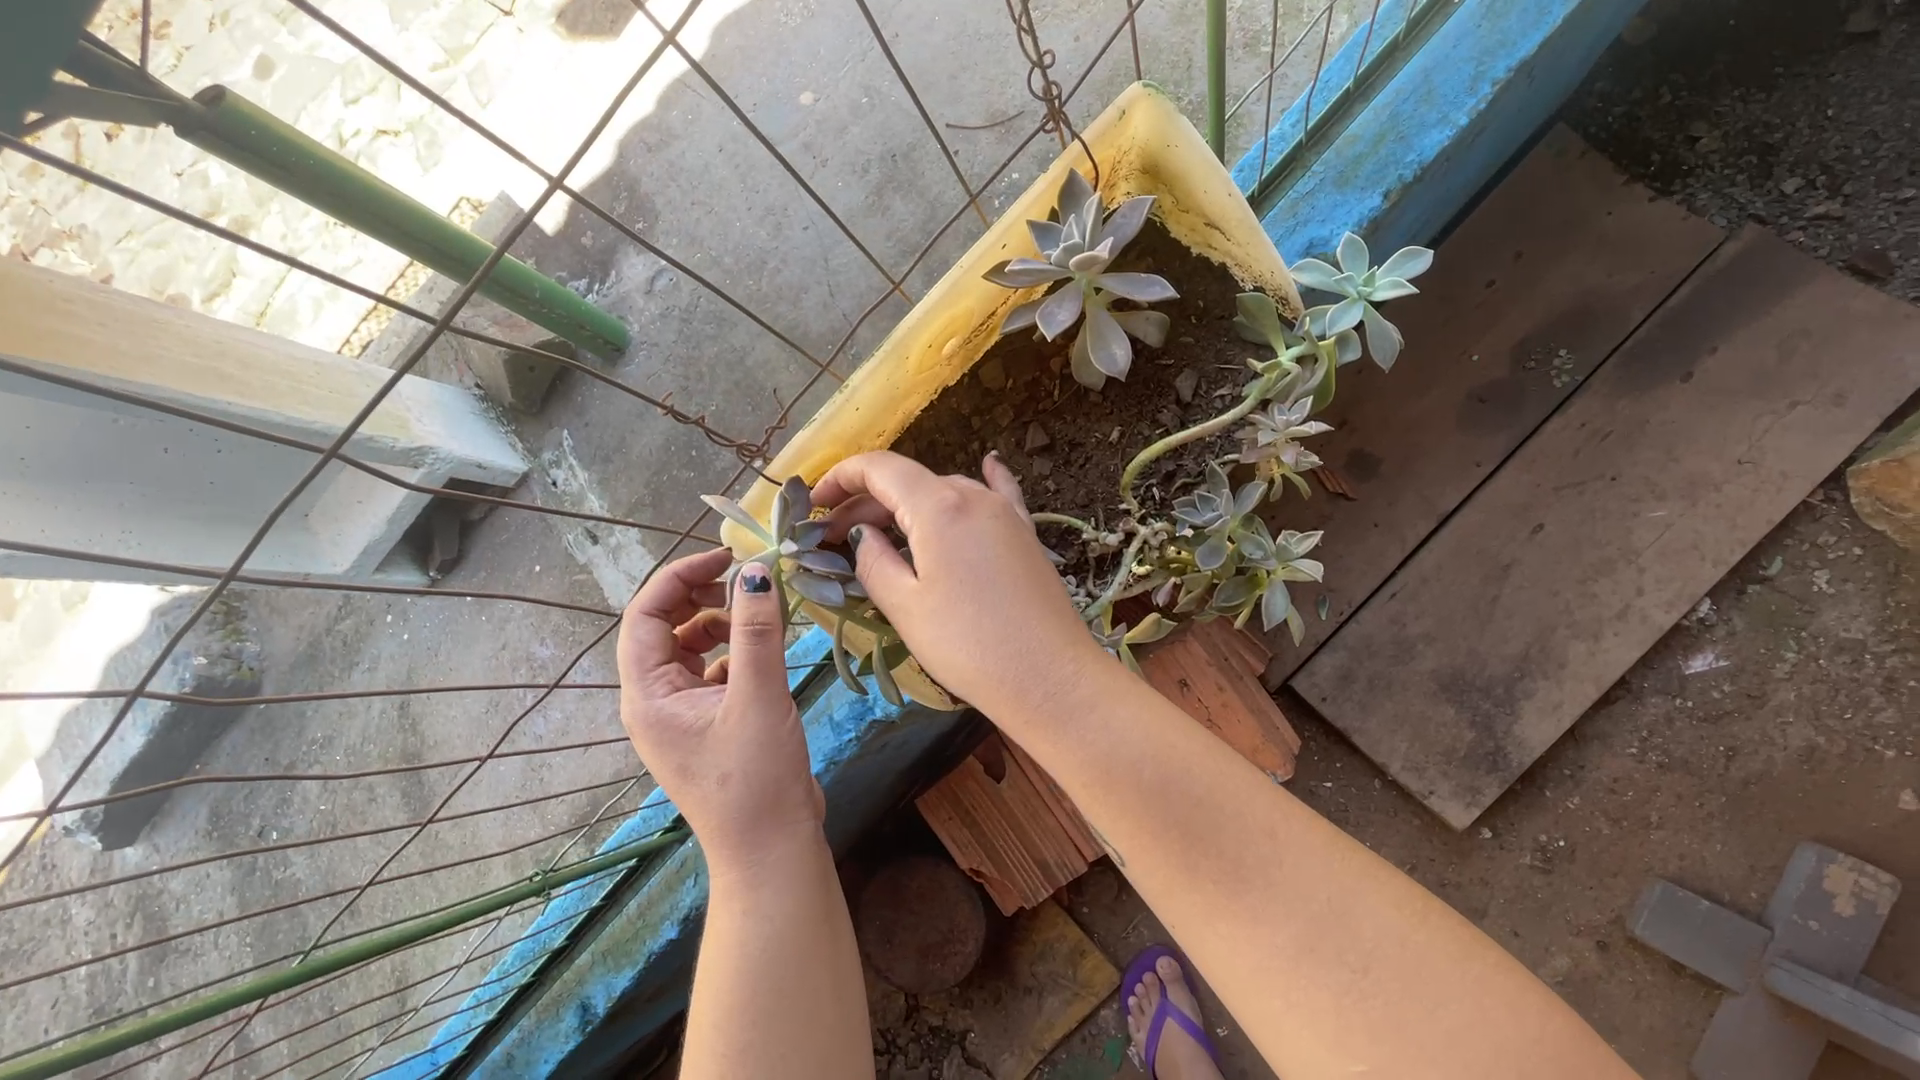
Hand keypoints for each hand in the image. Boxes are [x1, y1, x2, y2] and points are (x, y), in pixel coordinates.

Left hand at [617, 548, 824, 872]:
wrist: (771, 848)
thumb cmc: (754, 778)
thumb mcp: (757, 697)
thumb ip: (756, 631)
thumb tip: (756, 571)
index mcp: (648, 695)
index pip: (647, 615)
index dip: (681, 577)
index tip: (726, 556)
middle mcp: (655, 702)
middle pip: (665, 629)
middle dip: (702, 598)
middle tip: (747, 580)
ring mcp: (681, 716)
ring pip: (691, 650)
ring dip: (721, 625)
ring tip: (760, 617)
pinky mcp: (708, 726)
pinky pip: (712, 674)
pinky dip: (734, 654)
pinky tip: (763, 654)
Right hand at [811, 451, 1111, 717]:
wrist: (1050, 678)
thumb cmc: (969, 645)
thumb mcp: (905, 606)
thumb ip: (873, 560)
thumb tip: (862, 533)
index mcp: (939, 506)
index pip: (879, 469)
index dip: (839, 479)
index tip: (812, 506)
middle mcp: (974, 496)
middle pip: (909, 483)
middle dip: (865, 504)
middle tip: (832, 539)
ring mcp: (1006, 515)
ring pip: (945, 493)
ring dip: (907, 507)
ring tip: (879, 533)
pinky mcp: (1026, 537)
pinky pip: (998, 495)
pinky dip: (982, 480)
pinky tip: (988, 462)